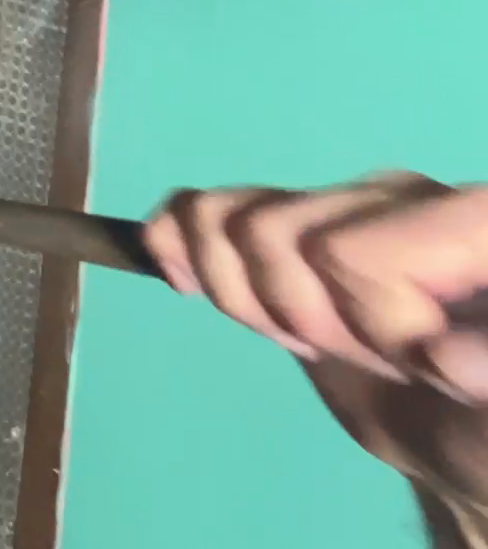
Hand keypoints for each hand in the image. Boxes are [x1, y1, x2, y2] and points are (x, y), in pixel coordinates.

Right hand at [143, 174, 487, 506]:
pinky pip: (190, 207)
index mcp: (471, 223)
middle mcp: (402, 194)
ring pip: (215, 215)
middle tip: (379, 362)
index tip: (437, 375)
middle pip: (266, 231)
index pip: (346, 252)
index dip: (368, 323)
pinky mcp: (281, 222)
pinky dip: (172, 245)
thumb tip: (444, 357)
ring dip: (241, 296)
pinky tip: (193, 286)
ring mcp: (333, 203)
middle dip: (301, 315)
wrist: (466, 436)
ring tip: (310, 339)